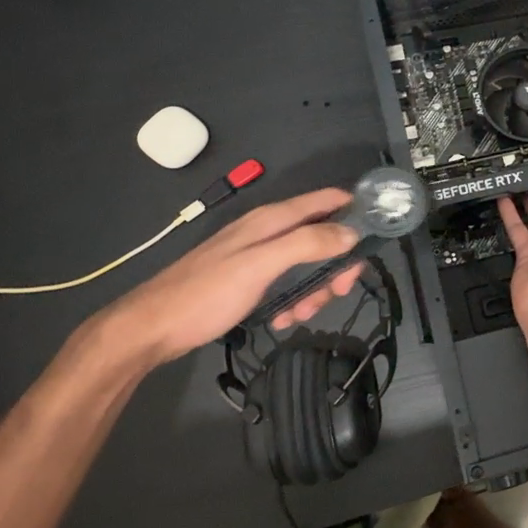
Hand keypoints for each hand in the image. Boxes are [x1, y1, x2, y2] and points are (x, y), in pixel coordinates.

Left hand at [87, 188, 363, 370]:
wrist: (152, 328)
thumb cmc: (206, 294)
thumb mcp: (261, 266)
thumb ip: (306, 244)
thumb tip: (351, 232)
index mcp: (271, 220)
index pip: (326, 200)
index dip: (355, 212)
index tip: (375, 239)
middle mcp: (267, 231)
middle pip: (322, 236)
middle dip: (336, 264)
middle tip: (337, 293)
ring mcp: (257, 255)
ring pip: (306, 264)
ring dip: (314, 289)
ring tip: (300, 314)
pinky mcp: (248, 279)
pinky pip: (286, 282)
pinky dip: (292, 299)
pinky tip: (281, 318)